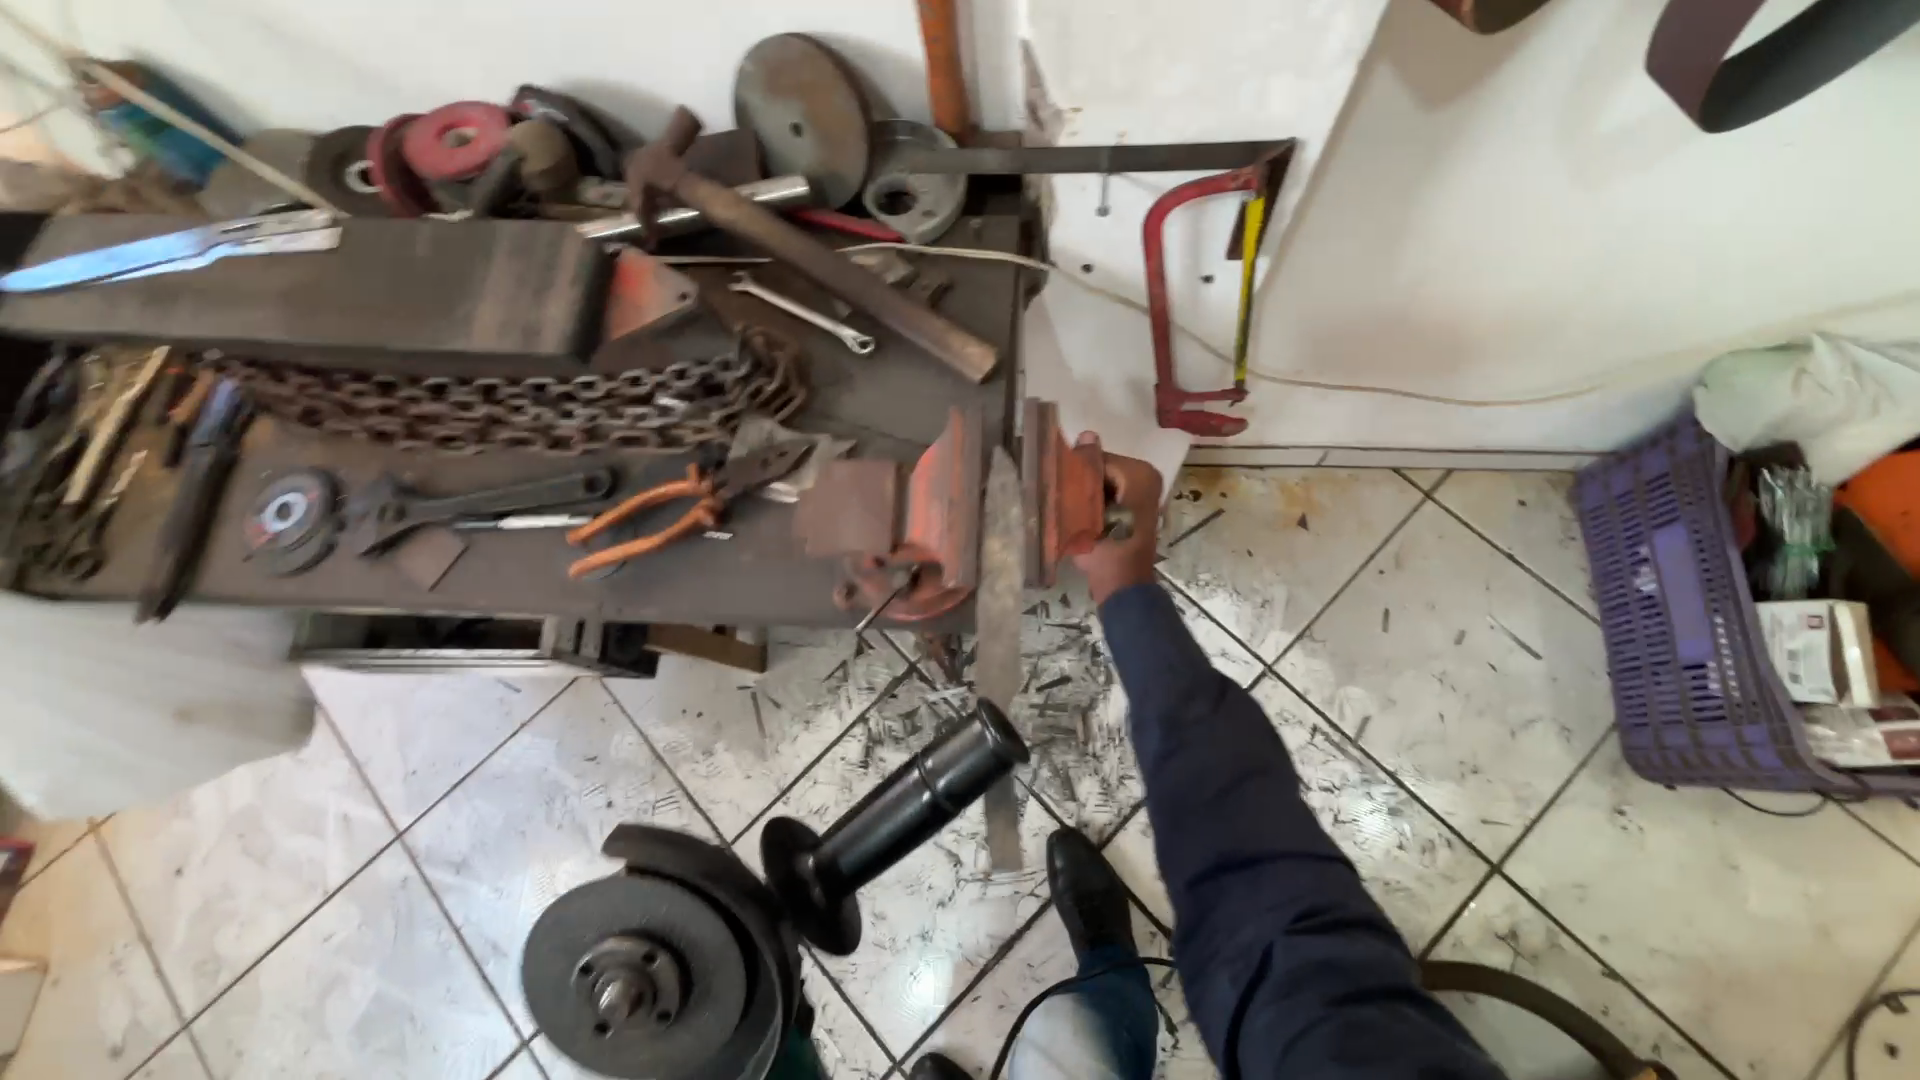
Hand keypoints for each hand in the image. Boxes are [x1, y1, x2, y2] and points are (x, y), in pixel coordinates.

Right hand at [1070, 434, 1162, 605]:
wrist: (1122, 585)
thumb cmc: (1106, 546)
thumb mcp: (1090, 507)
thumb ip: (1086, 470)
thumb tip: (1086, 434)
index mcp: (1140, 472)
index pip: (1098, 458)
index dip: (1075, 470)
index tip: (1058, 484)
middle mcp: (1146, 477)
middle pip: (1102, 469)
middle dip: (1082, 480)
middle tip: (1061, 496)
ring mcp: (1143, 494)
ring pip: (1104, 483)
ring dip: (1086, 492)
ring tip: (1068, 506)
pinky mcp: (1135, 510)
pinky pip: (1110, 496)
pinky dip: (1096, 503)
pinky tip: (1080, 514)